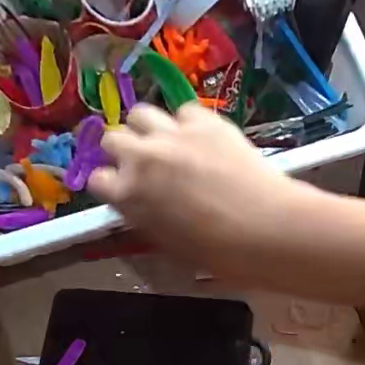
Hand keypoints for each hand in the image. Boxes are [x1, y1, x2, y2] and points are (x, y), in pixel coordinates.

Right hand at [91, 104, 324, 267]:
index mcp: (129, 197)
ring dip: (149, 128)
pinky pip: (185, 110)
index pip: (97, 179)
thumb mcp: (173, 245)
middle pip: (113, 138)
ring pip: (141, 114)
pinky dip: (189, 123)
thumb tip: (148, 209)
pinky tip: (204, 138)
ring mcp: (174, 135)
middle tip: (146, 163)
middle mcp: (143, 158)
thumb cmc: (221, 253)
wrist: (267, 228)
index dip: (112, 183)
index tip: (125, 189)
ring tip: (168, 143)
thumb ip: (150, 219)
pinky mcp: (206, 121)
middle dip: (125, 150)